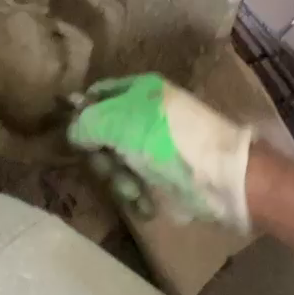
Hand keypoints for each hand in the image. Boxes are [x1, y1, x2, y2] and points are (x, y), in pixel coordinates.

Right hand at [68, 74, 255, 230]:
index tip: (73, 136)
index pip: (98, 95)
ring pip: (116, 162)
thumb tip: (73, 131)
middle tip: (110, 167)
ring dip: (120, 180)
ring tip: (134, 190)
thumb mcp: (119, 121)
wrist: (219, 177)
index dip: (83, 113)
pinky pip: (136, 183)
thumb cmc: (166, 139)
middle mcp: (144, 115)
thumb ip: (87, 122)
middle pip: (103, 134)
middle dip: (103, 156)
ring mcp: (154, 146)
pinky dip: (137, 195)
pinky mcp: (163, 175)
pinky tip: (146, 203)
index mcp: (138, 91)